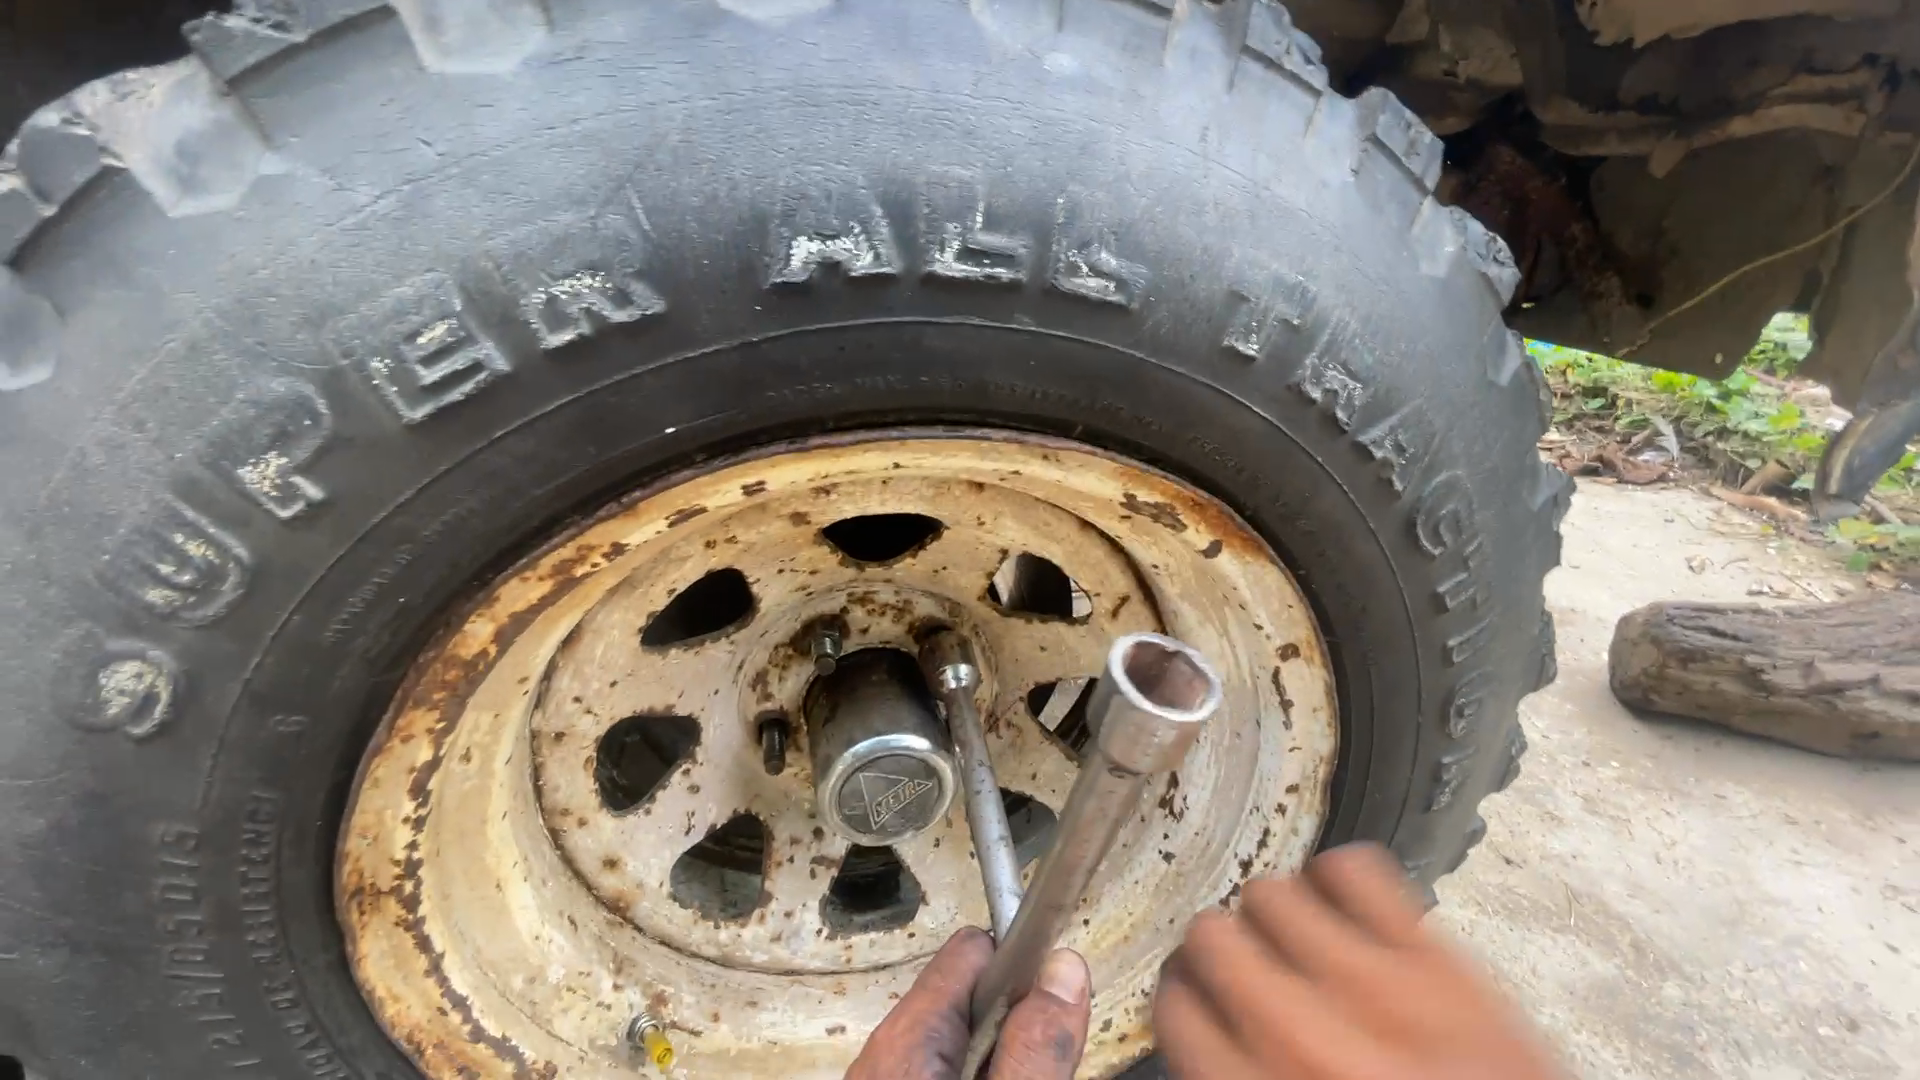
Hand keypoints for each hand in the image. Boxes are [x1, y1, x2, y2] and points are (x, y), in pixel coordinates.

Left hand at [848, 927, 1091, 1079]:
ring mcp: (890, 1076)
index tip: (1060, 999)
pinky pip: (949, 1064)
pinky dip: (981, 1071)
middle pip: (975, 992)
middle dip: (1019, 1020)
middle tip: (1042, 1072)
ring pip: (966, 1035)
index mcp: (910, 1036)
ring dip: (1003, 1055)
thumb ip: (1035, 1048)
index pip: (975, 948)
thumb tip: (1066, 966)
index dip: (1024, 965)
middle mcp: (891, 1047)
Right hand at [1153, 842, 1566, 1079]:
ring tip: (1303, 942)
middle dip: (1220, 949)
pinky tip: (1348, 911)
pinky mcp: (1441, 961)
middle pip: (1209, 936)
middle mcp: (1304, 1044)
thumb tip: (1201, 1016)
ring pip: (1271, 895)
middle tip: (1247, 965)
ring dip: (1278, 918)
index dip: (1183, 993)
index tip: (1200, 993)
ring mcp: (1378, 995)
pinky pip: (1351, 869)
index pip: (1176, 1005)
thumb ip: (1232, 1071)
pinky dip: (1338, 878)